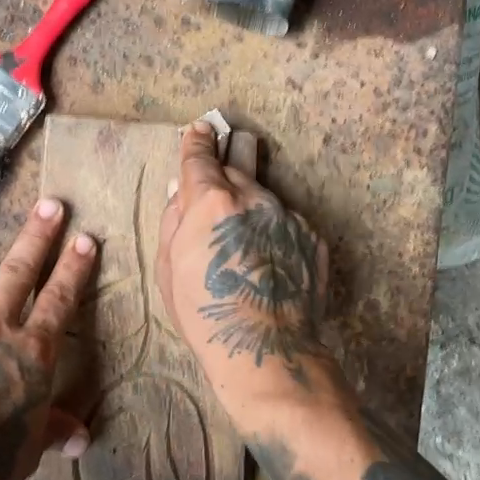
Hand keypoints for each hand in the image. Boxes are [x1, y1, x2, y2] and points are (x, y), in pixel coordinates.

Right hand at [156, 122, 334, 410]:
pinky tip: (267, 266)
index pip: (201, 156)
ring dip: (250, 207)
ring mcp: (288, 216)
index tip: (200, 129)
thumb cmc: (205, 313)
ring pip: (263, 195)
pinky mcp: (312, 237)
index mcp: (211, 201)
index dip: (197, 141)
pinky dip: (273, 234)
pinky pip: (286, 223)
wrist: (266, 349)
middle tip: (217, 194)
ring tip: (243, 249)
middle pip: (238, 164)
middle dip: (225, 170)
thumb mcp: (168, 269)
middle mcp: (253, 197)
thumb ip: (173, 221)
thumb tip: (181, 190)